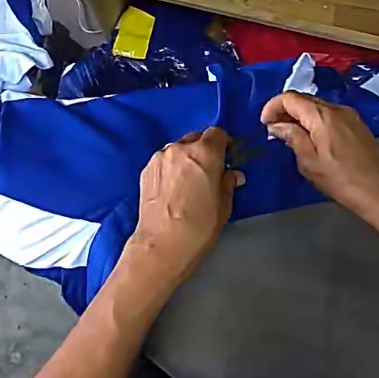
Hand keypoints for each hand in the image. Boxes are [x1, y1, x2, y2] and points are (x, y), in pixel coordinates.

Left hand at [121, 128, 242, 292]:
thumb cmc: (199, 226)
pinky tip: (173, 188)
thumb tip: (232, 175)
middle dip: (204, 149)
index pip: (217, 133)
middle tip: (209, 170)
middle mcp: (180, 148)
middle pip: (196, 138)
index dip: (224, 142)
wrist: (162, 245)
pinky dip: (171, 168)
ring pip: (178, 148)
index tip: (227, 155)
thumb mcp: (224, 205)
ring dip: (186, 158)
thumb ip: (228, 183)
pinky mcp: (145, 171)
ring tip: (189, 181)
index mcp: (205, 153)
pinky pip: (163, 161)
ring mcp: (160, 158)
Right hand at [260, 92, 378, 224]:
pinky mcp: (357, 125)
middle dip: (285, 111)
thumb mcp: (309, 162)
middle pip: (304, 99)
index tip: (264, 123)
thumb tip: (277, 125)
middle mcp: (337, 109)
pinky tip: (312, 139)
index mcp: (322, 116)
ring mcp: (350, 115)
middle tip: (273, 130)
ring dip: (300, 116)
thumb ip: (292, 137)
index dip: (272, 106)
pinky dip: (315, 121)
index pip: (290, 97)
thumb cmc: (343, 181)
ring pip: (317, 107)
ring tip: (290, 136)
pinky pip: (330, 115)